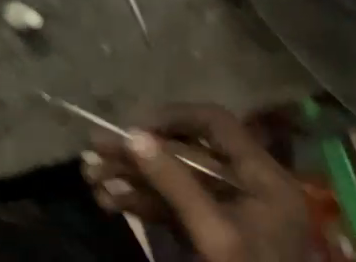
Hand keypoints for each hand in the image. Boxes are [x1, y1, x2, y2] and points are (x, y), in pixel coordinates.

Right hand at [81, 104, 307, 261]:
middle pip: (185, 153)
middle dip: (139, 155)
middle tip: (95, 150)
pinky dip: (141, 203)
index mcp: (264, 179)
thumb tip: (133, 136)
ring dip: (132, 178)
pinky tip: (109, 202)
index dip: (172, 118)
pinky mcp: (210, 236)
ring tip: (91, 178)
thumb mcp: (215, 234)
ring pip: (173, 181)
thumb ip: (175, 184)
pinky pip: (172, 207)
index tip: (133, 128)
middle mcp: (247, 187)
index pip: (215, 125)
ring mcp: (227, 213)